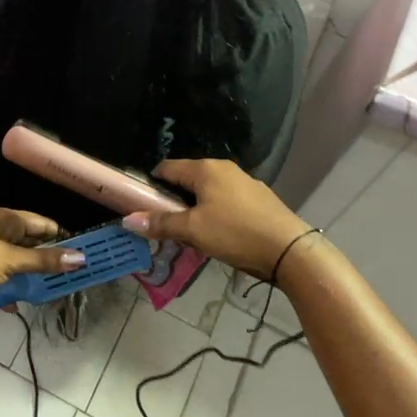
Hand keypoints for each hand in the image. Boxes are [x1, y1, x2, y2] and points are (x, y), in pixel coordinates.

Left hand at [0, 208, 85, 303]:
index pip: (40, 223)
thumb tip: (79, 258)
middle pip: (27, 242)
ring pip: (13, 260)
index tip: (78, 253)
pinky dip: (7, 286)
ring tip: (41, 292)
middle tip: (63, 276)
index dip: (59, 236)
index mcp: (4, 219)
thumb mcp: (11, 261)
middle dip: (43, 260)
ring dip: (26, 276)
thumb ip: (44, 261)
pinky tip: (13, 303)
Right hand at [123, 159, 312, 277]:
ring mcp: (244, 182)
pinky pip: (226, 200)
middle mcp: (224, 168)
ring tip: (190, 233)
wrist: (288, 249)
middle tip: (166, 225)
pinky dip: (216, 212)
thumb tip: (128, 220)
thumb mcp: (193, 231)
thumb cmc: (235, 233)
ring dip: (196, 208)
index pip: (168, 168)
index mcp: (205, 169)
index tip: (142, 204)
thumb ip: (161, 224)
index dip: (152, 184)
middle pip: (188, 179)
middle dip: (174, 199)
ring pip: (209, 191)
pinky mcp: (258, 198)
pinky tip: (219, 234)